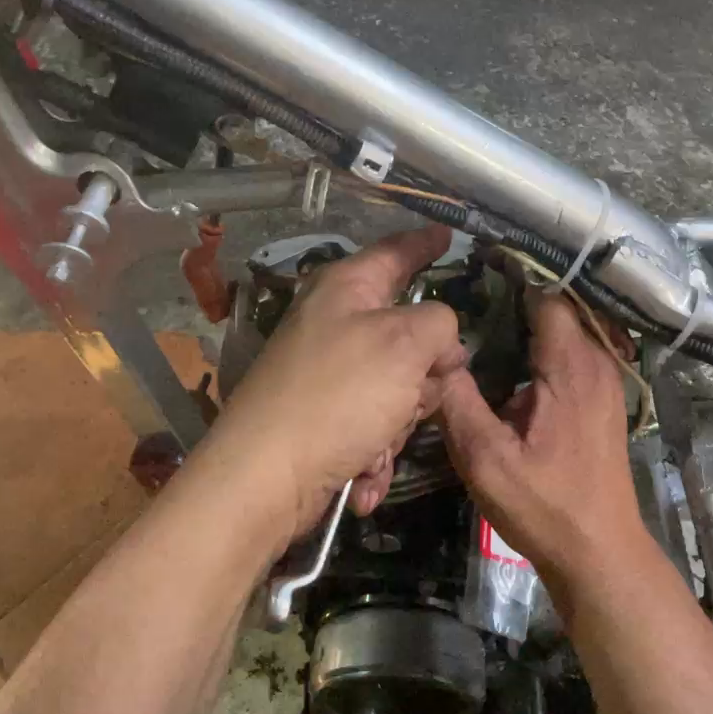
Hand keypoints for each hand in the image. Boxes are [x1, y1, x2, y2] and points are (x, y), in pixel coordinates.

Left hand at [202, 225, 467, 539]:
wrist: (264, 479)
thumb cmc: (337, 395)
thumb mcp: (404, 344)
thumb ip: (439, 325)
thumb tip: (442, 341)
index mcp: (347, 288)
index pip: (396, 252)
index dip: (425, 242)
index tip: (448, 233)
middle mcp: (334, 323)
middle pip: (408, 334)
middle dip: (423, 373)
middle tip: (420, 391)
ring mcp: (327, 373)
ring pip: (397, 387)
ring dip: (399, 423)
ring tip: (378, 444)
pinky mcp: (323, 418)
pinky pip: (373, 427)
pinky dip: (374, 453)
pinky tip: (363, 477)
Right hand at [438, 289, 643, 580]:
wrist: (600, 554)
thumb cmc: (545, 506)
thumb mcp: (485, 458)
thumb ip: (457, 400)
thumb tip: (435, 353)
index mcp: (571, 366)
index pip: (545, 295)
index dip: (511, 276)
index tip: (474, 266)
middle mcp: (598, 362)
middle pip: (560, 304)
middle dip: (520, 290)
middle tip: (473, 286)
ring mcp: (607, 380)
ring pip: (570, 326)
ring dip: (534, 315)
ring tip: (487, 311)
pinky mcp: (604, 399)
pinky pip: (576, 349)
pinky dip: (547, 339)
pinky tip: (513, 353)